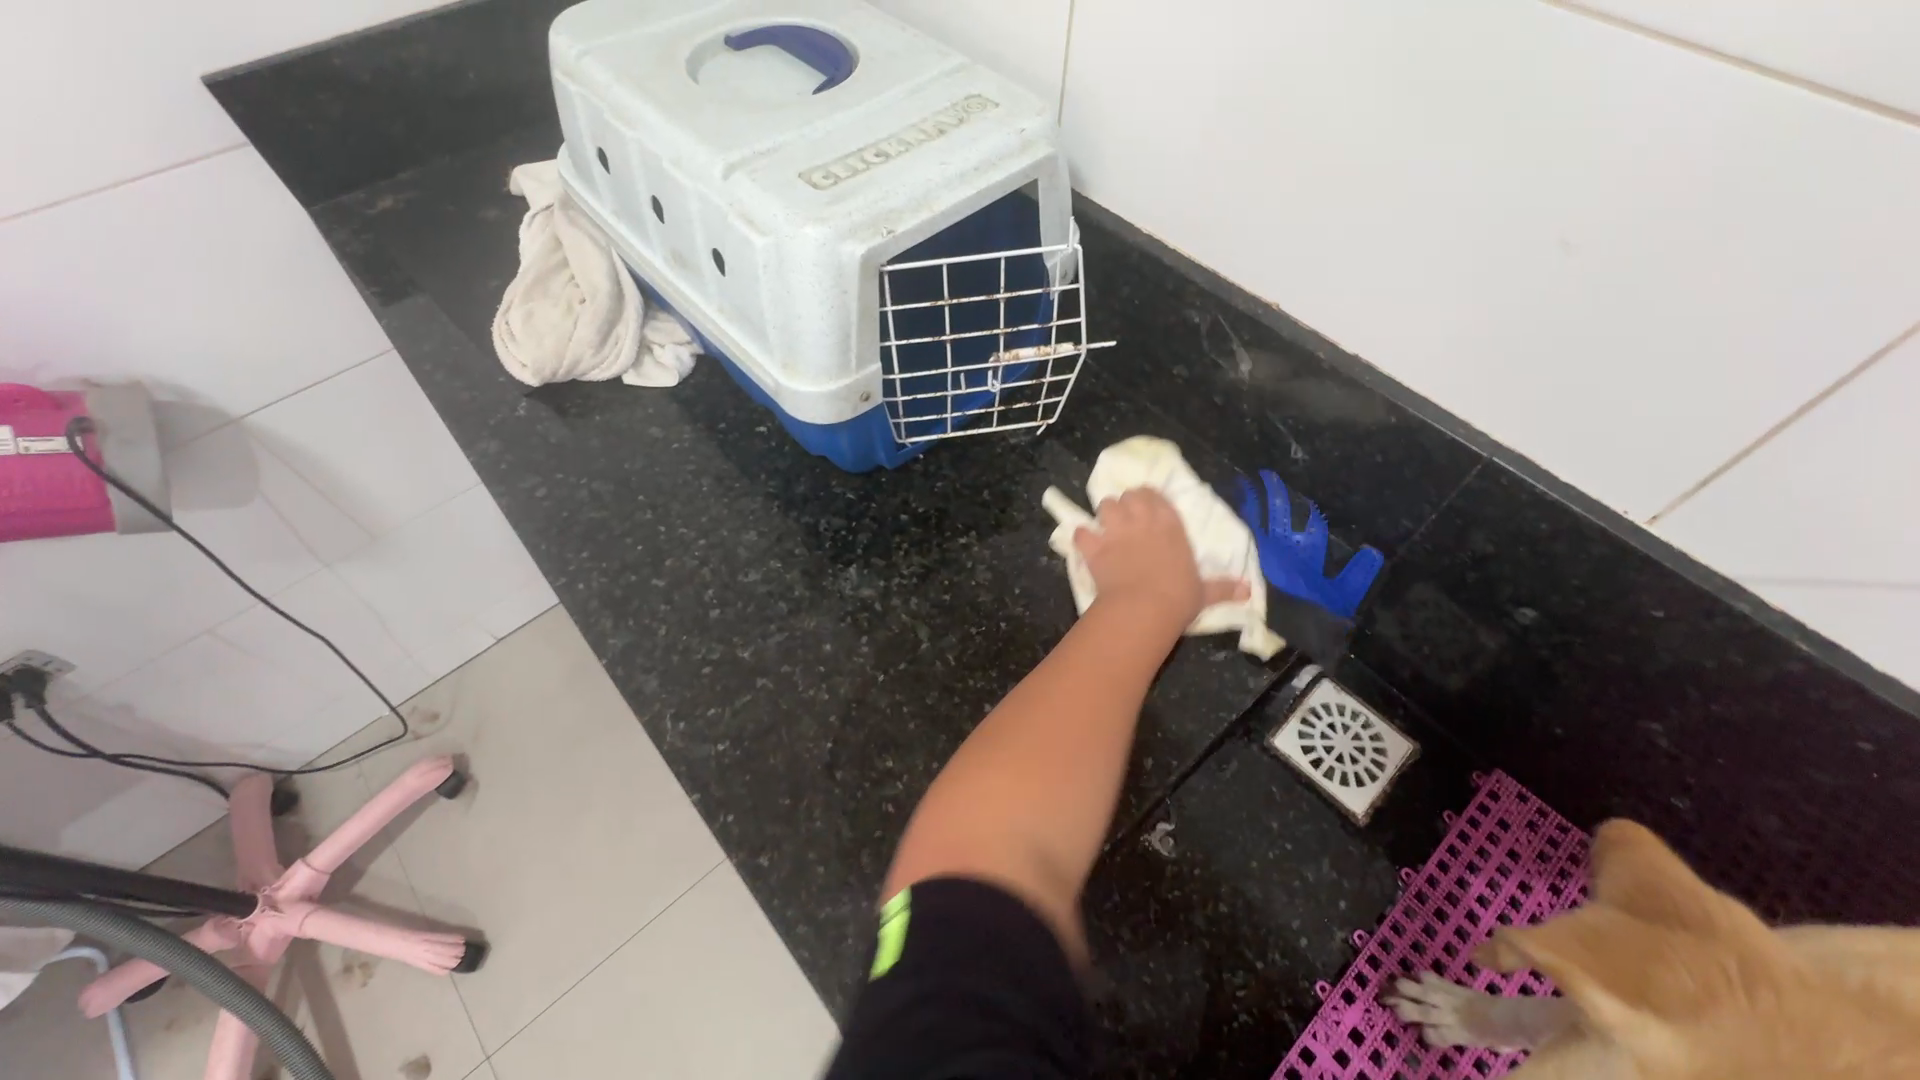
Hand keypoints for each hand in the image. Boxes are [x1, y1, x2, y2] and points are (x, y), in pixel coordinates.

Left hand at [1073, 488, 1250, 628]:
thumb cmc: (1179, 598)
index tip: (1148, 508)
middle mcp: (1142, 521)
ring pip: (1104, 505)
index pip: (1156, 497)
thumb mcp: (1205, 593)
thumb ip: (1224, 588)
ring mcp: (1115, 531)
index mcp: (1170, 526)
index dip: (1149, 499)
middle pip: (1129, 495)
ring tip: (1106, 527)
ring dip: (1104, 514)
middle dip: (1126, 503)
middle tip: (1127, 518)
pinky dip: (1081, 537)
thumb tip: (1249, 591)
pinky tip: (1085, 544)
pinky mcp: (1094, 547)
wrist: (1144, 608)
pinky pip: (1080, 532)